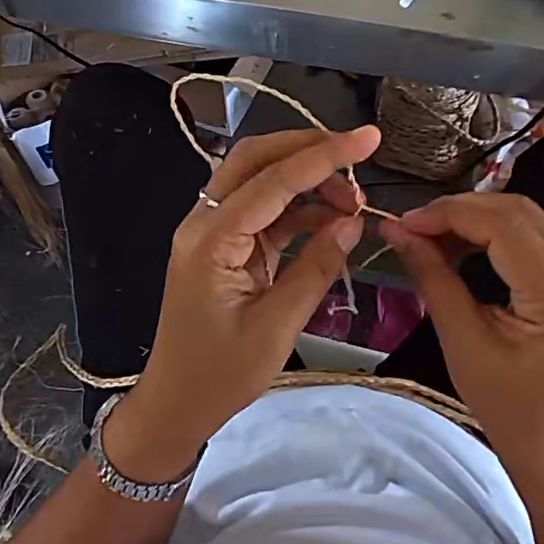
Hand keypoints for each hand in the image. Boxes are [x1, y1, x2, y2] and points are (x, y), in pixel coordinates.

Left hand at [105, 127, 379, 480]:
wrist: (175, 404)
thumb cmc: (220, 375)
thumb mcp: (277, 327)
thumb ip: (317, 268)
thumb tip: (353, 221)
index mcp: (211, 239)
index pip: (273, 180)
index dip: (324, 156)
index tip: (368, 138)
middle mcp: (205, 222)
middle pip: (256, 159)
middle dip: (309, 148)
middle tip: (358, 154)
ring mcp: (213, 231)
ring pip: (260, 180)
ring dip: (307, 179)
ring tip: (353, 200)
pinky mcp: (226, 246)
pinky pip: (264, 211)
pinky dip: (299, 208)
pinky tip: (332, 219)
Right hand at [382, 194, 543, 458]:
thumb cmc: (506, 407)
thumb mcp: (462, 343)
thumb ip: (433, 277)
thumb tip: (397, 230)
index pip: (508, 231)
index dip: (452, 214)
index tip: (408, 220)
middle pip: (523, 215)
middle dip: (462, 210)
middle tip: (416, 224)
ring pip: (532, 220)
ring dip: (478, 217)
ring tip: (434, 232)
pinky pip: (540, 237)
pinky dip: (497, 232)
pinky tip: (465, 242)